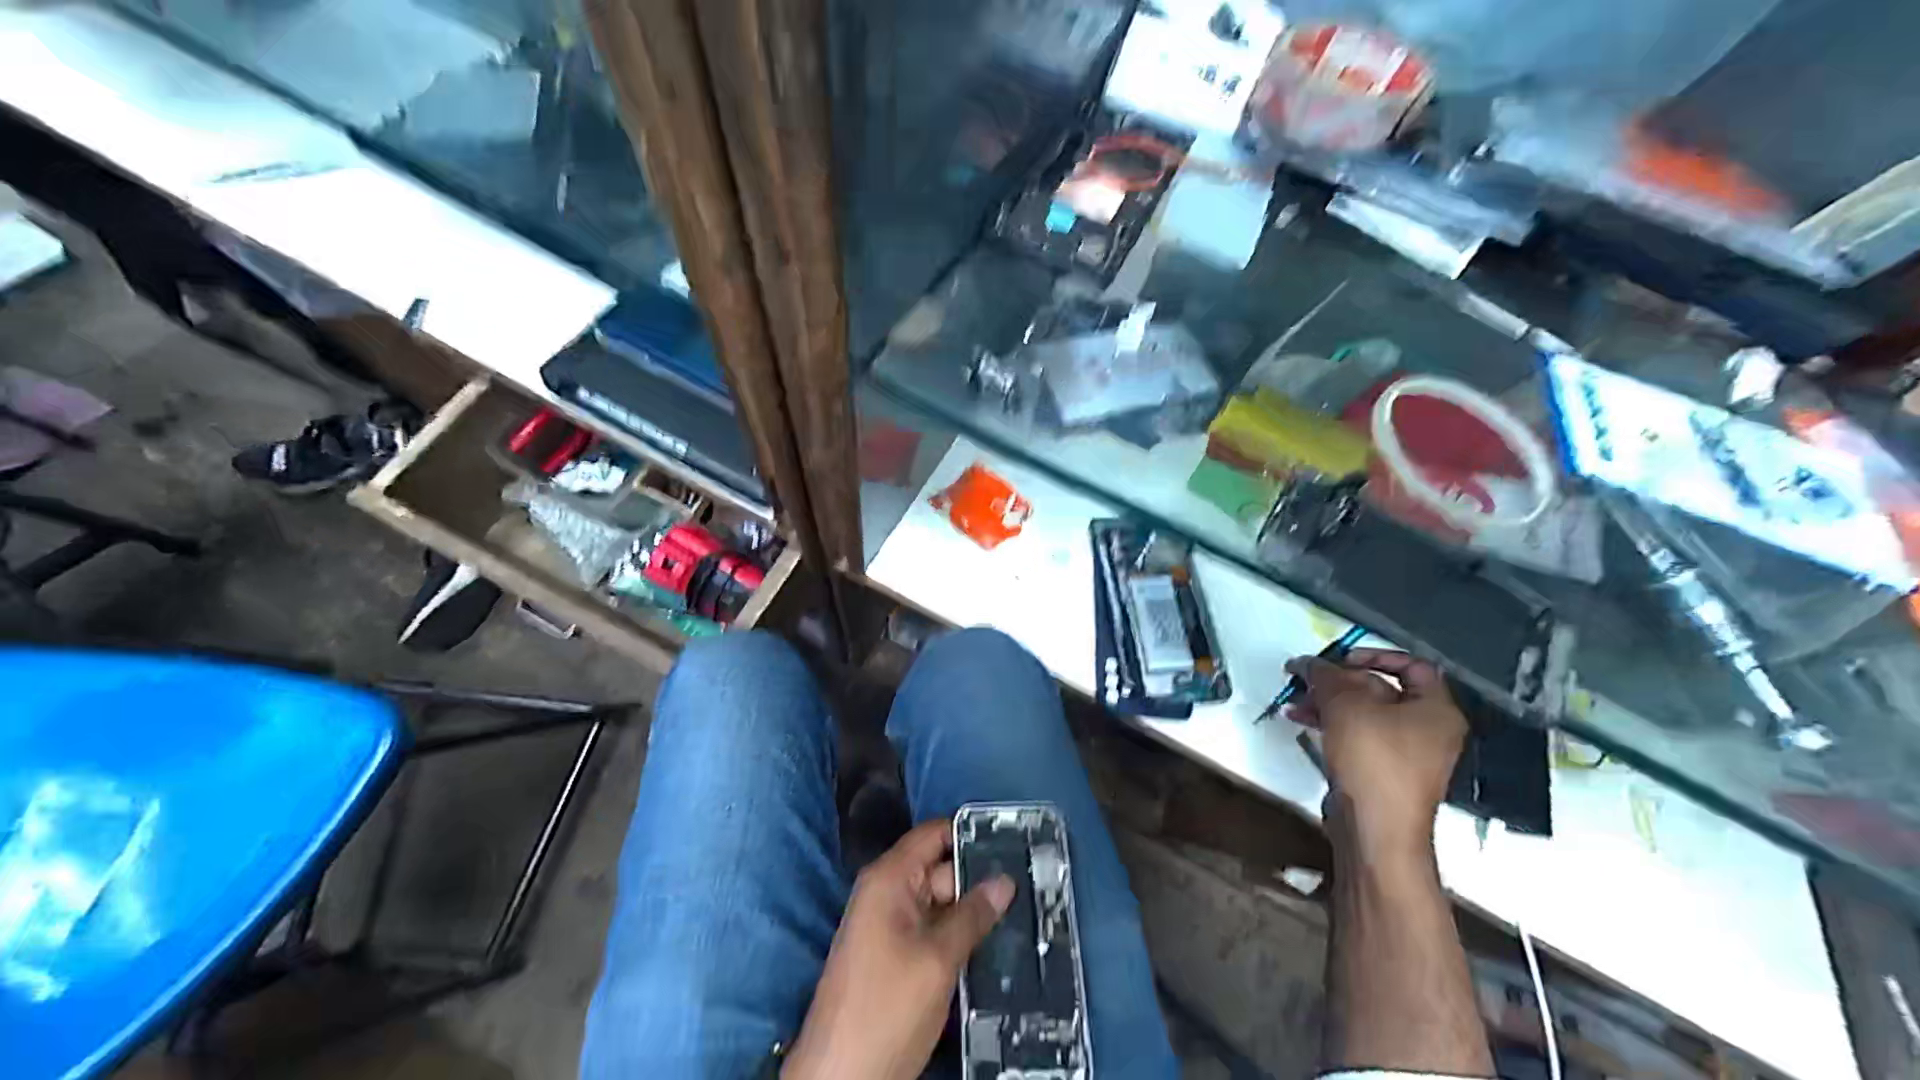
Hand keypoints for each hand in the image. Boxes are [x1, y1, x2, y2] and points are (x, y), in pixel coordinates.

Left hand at [782, 820, 1014, 1079]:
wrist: (841, 1077)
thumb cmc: (887, 1007)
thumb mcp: (937, 959)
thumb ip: (973, 916)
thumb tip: (1005, 880)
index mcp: (889, 879)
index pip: (934, 835)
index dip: (972, 835)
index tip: (1016, 842)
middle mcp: (889, 893)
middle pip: (943, 870)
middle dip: (981, 878)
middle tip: (1032, 885)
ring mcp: (892, 926)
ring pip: (943, 904)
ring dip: (975, 911)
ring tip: (1026, 910)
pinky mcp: (898, 956)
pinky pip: (935, 930)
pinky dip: (961, 934)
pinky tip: (997, 943)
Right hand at [1285, 648, 1467, 853]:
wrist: (1375, 827)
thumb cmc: (1373, 759)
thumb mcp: (1344, 705)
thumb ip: (1325, 676)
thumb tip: (1307, 662)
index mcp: (1436, 709)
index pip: (1412, 665)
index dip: (1375, 655)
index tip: (1340, 659)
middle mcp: (1428, 729)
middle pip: (1381, 689)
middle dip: (1338, 681)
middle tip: (1306, 677)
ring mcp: (1406, 754)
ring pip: (1363, 713)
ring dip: (1327, 702)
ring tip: (1295, 699)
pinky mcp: (1382, 771)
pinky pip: (1357, 736)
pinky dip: (1331, 724)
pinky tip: (1301, 720)